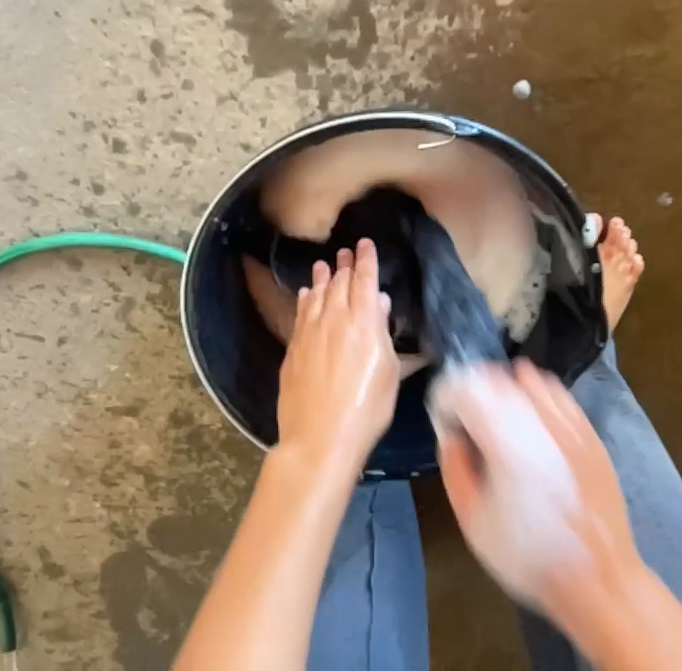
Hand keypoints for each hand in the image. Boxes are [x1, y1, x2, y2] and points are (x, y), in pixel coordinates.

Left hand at [276, 239, 400, 475]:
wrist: (320, 438)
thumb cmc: (367, 408)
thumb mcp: (389, 372)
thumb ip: (383, 334)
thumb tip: (380, 304)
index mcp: (363, 322)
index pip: (365, 281)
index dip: (366, 260)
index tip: (365, 244)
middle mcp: (334, 319)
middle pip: (339, 284)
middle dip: (344, 265)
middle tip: (346, 251)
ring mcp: (309, 333)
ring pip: (316, 295)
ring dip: (321, 278)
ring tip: (323, 265)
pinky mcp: (292, 350)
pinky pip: (300, 314)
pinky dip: (304, 300)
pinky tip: (304, 295)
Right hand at [436, 360, 643, 616]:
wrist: (597, 577)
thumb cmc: (528, 555)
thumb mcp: (473, 522)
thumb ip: (455, 469)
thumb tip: (452, 435)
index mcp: (505, 439)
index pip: (468, 388)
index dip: (449, 394)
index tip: (444, 413)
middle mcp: (538, 419)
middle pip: (499, 378)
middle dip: (477, 388)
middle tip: (467, 413)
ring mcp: (570, 423)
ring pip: (533, 380)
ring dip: (509, 387)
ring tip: (500, 412)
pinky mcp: (591, 432)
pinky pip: (561, 396)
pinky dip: (541, 396)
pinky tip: (534, 417)